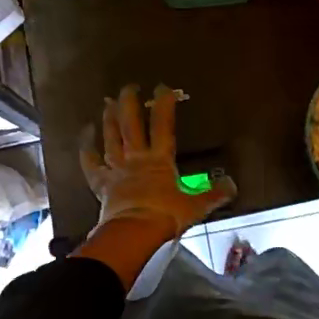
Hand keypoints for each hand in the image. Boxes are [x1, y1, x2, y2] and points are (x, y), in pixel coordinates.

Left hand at [79, 84, 235, 245]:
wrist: (134, 232)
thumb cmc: (166, 216)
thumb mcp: (195, 207)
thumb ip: (213, 195)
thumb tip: (232, 185)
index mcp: (160, 160)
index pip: (163, 126)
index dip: (163, 105)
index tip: (162, 87)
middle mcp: (136, 158)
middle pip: (131, 124)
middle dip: (130, 103)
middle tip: (129, 86)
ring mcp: (116, 169)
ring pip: (111, 137)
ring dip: (109, 119)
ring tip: (108, 103)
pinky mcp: (101, 183)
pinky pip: (91, 162)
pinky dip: (87, 148)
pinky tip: (86, 135)